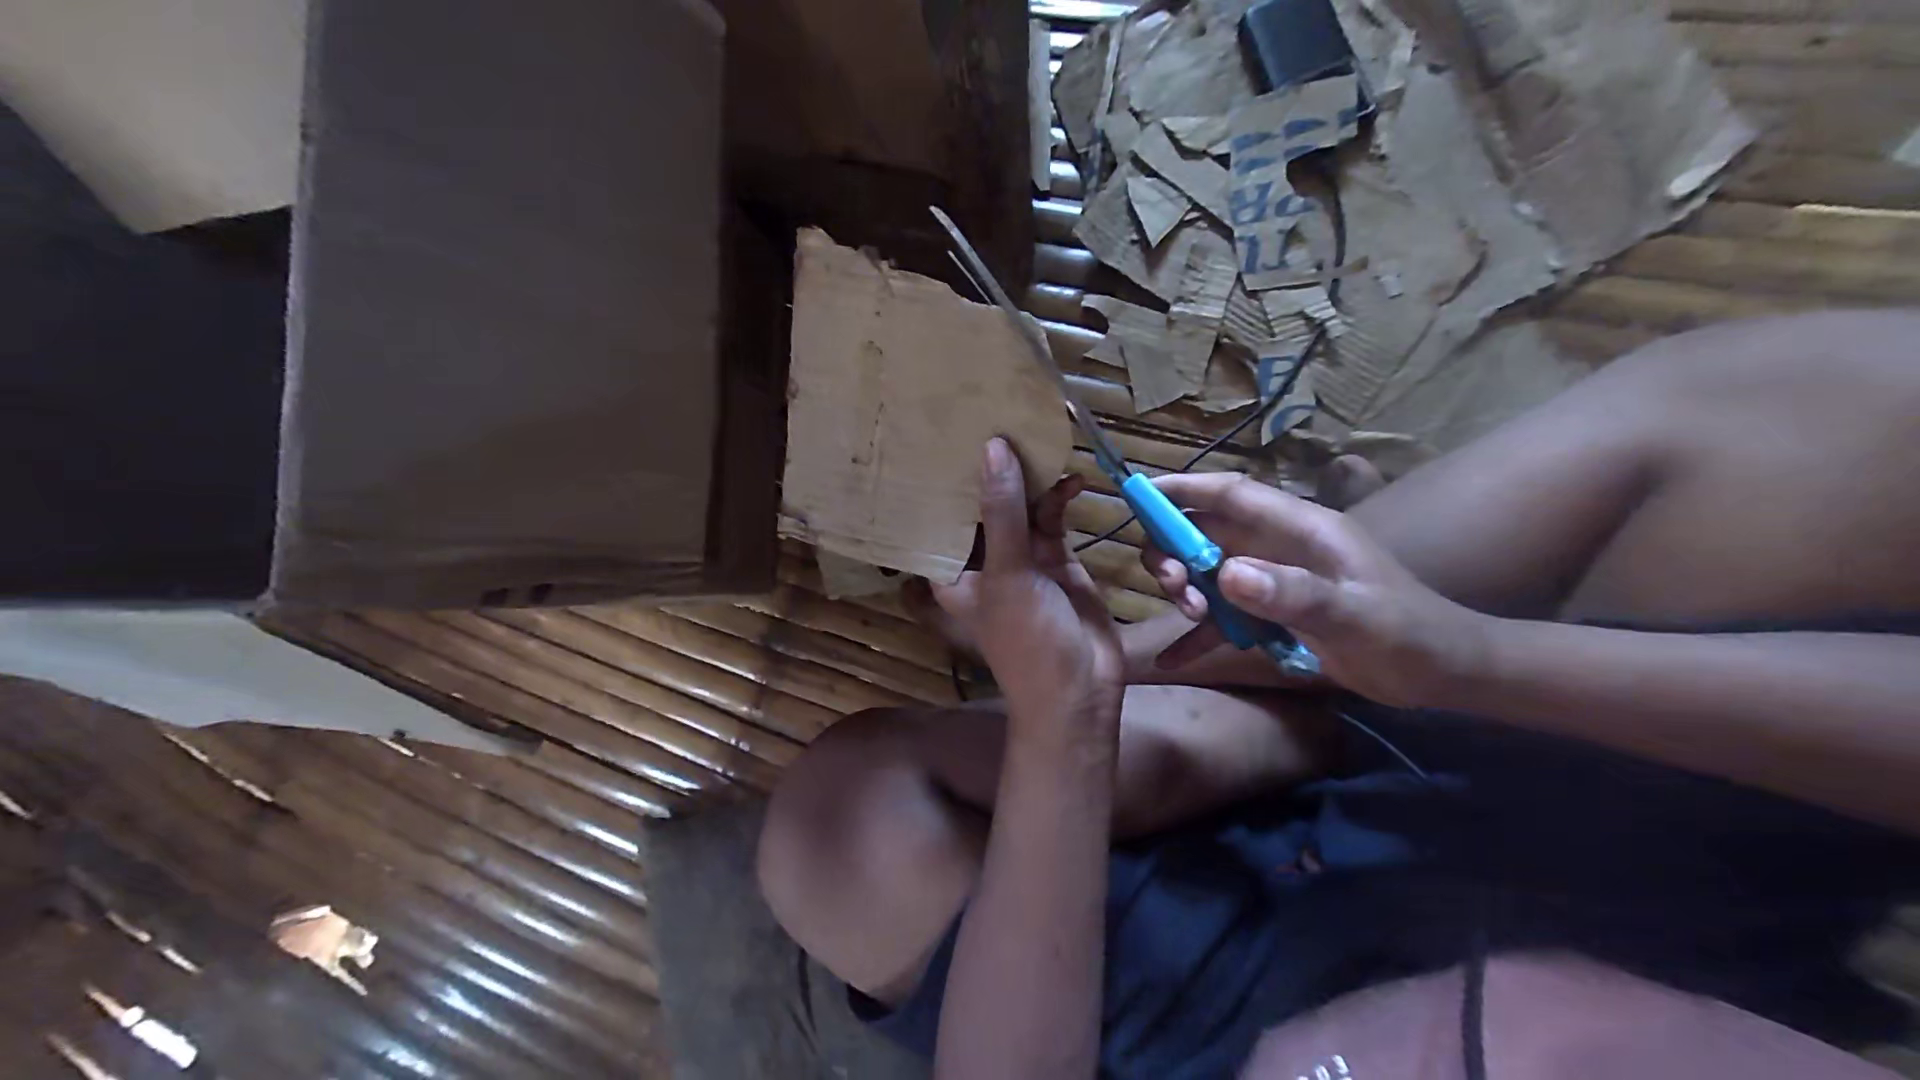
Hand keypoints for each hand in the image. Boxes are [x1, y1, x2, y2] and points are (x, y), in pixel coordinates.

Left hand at [933, 439, 1124, 730]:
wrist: (1081, 687)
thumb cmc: (1026, 637)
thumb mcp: (1007, 571)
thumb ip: (1001, 511)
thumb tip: (992, 447)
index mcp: (951, 569)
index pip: (936, 516)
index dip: (936, 480)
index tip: (935, 434)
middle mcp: (981, 559)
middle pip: (980, 506)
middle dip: (988, 470)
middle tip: (991, 416)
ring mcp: (1020, 557)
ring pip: (1020, 507)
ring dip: (1030, 480)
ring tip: (1036, 438)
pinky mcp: (1054, 557)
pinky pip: (1052, 519)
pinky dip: (1061, 499)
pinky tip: (1072, 479)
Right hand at [1141, 473, 1489, 706]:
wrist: (1441, 672)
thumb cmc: (1407, 633)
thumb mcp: (1353, 614)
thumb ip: (1292, 592)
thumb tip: (1225, 574)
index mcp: (1299, 527)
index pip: (1230, 494)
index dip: (1183, 488)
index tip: (1138, 493)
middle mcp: (1277, 546)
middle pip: (1203, 531)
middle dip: (1173, 551)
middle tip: (1175, 588)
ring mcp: (1270, 579)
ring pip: (1204, 571)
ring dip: (1184, 589)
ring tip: (1192, 617)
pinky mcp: (1269, 612)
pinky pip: (1220, 618)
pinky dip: (1196, 636)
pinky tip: (1171, 661)